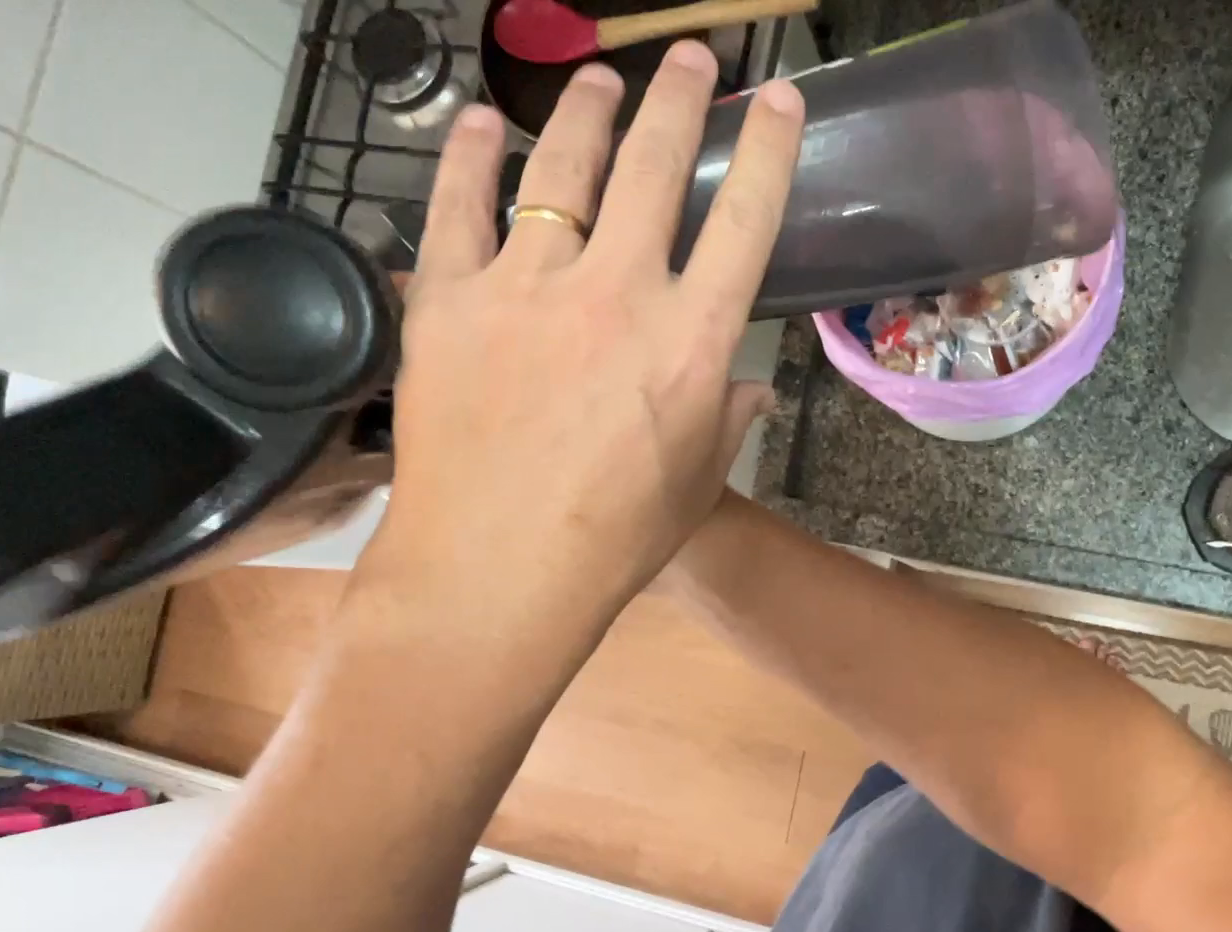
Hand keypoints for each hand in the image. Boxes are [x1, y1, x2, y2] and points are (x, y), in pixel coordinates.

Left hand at [367, 41, 803, 637]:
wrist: (498, 571)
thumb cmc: (618, 536)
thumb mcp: (699, 478)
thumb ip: (728, 417)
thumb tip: (746, 387)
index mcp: (691, 341)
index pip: (746, 223)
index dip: (768, 153)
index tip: (781, 101)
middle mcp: (617, 293)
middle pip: (656, 169)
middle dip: (680, 100)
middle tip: (691, 60)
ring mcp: (527, 287)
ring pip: (563, 169)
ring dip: (589, 114)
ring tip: (604, 80)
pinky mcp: (450, 299)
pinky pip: (458, 206)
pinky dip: (472, 156)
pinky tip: (487, 123)